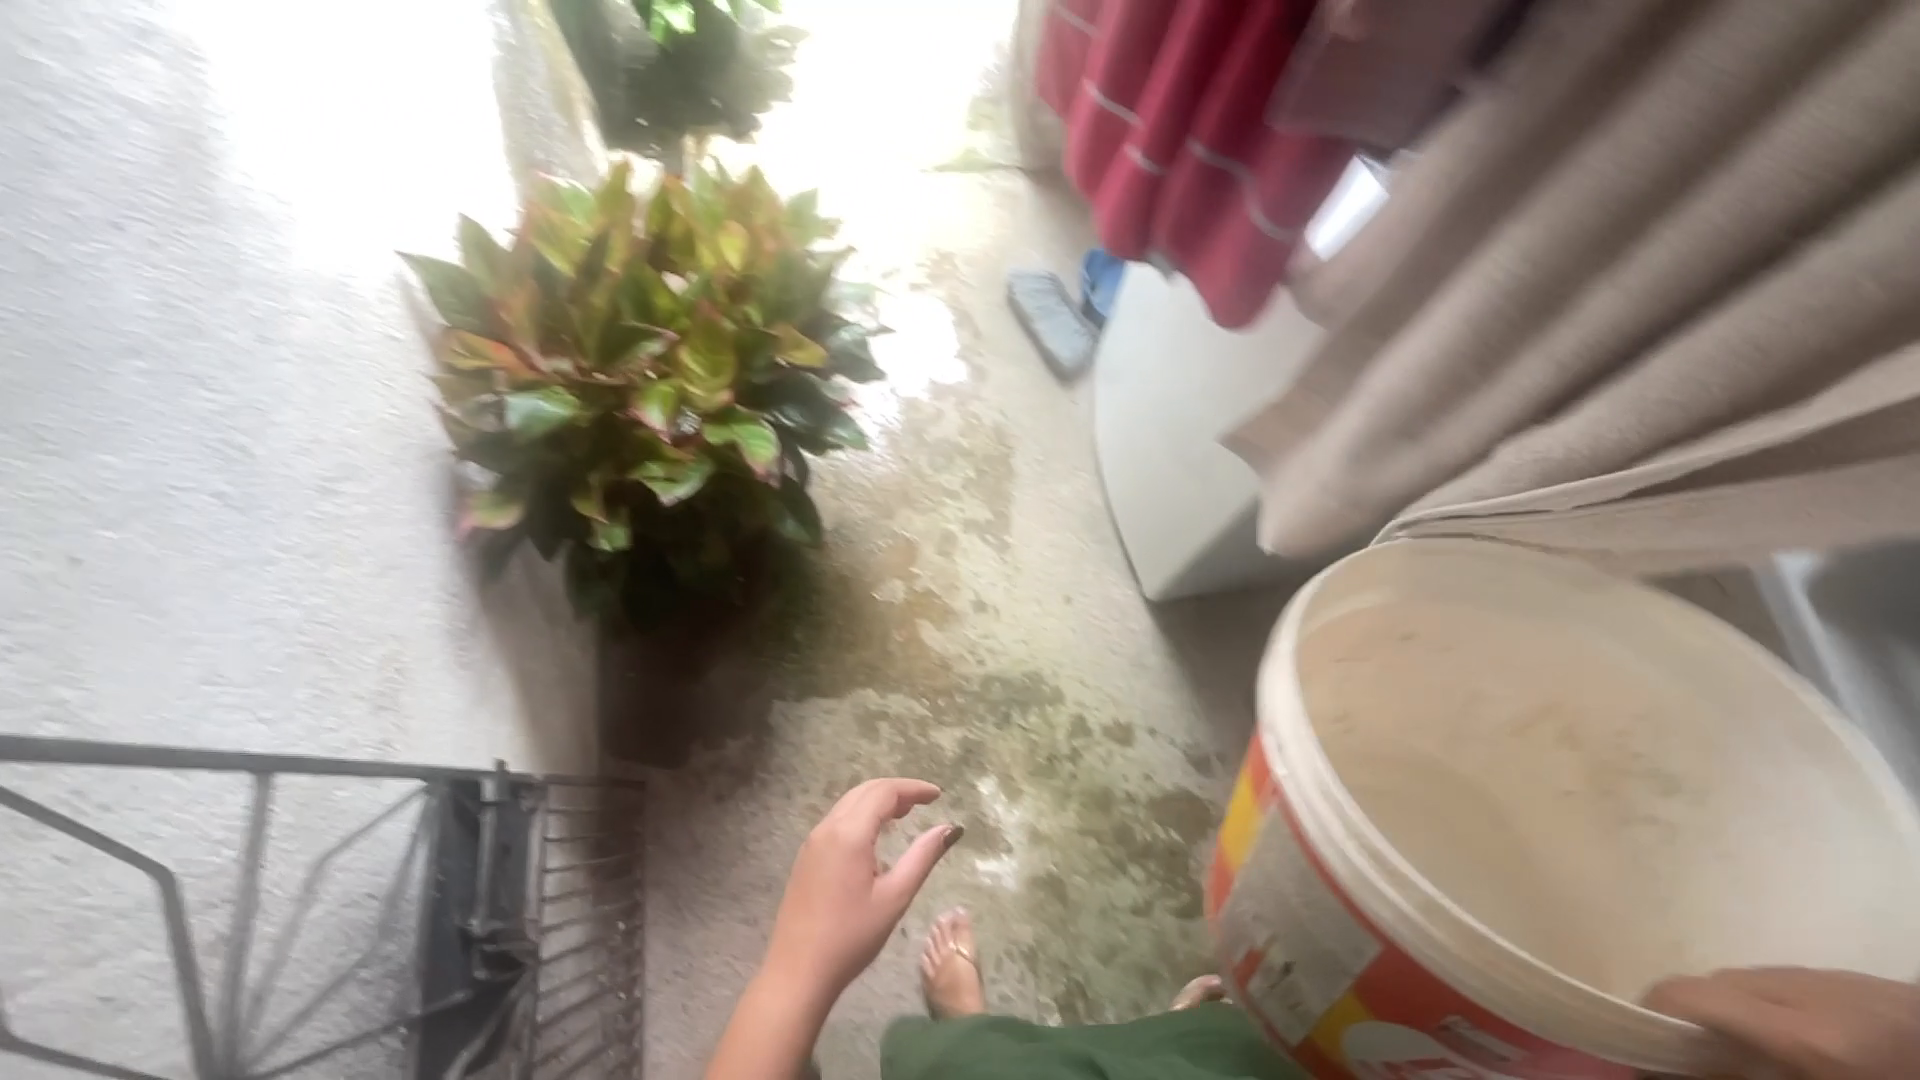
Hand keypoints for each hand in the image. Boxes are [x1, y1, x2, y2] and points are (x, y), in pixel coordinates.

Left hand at [762, 778, 963, 1001]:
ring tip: (904, 815)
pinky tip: (874, 837)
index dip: (913, 788)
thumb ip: (923, 856)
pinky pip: (837, 821)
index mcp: (849, 833)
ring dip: (877, 802)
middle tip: (923, 803)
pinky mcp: (806, 858)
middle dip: (896, 791)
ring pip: (848, 804)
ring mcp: (812, 842)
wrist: (798, 972)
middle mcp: (827, 828)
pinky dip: (861, 816)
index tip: (938, 795)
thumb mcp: (895, 897)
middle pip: (864, 792)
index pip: (884, 792)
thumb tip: (949, 829)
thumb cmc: (852, 936)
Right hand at [1646, 967, 1919, 1078]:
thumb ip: (1744, 1075)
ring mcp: (1823, 978)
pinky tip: (1790, 1044)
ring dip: (1723, 1014)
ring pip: (1737, 980)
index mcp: (1802, 1036)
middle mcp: (1800, 992)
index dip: (1645, 1016)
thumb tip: (1668, 1067)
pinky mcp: (1842, 976)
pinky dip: (1759, 1009)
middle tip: (1687, 1063)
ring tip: (1741, 1056)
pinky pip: (1774, 983)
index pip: (1681, 994)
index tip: (1636, 1053)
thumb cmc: (1897, 1077)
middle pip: (1704, 986)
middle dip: (1685, 1022)